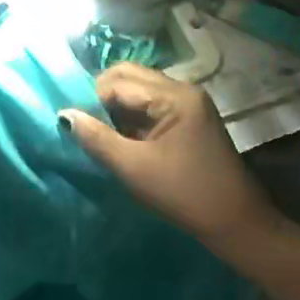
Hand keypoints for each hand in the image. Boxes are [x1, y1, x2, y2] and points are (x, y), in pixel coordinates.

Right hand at [61, 63, 284, 248]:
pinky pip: (150, 104)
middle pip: (129, 76)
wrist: (236, 223)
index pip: (118, 82)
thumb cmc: (184, 194)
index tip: (73, 123)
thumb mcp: (134, 169)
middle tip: (85, 125)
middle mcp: (182, 89)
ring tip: (99, 133)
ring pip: (138, 89)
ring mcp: (187, 102)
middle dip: (102, 96)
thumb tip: (64, 115)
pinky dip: (131, 116)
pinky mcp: (188, 117)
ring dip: (115, 106)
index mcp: (174, 96)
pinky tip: (119, 137)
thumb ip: (97, 139)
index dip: (91, 99)